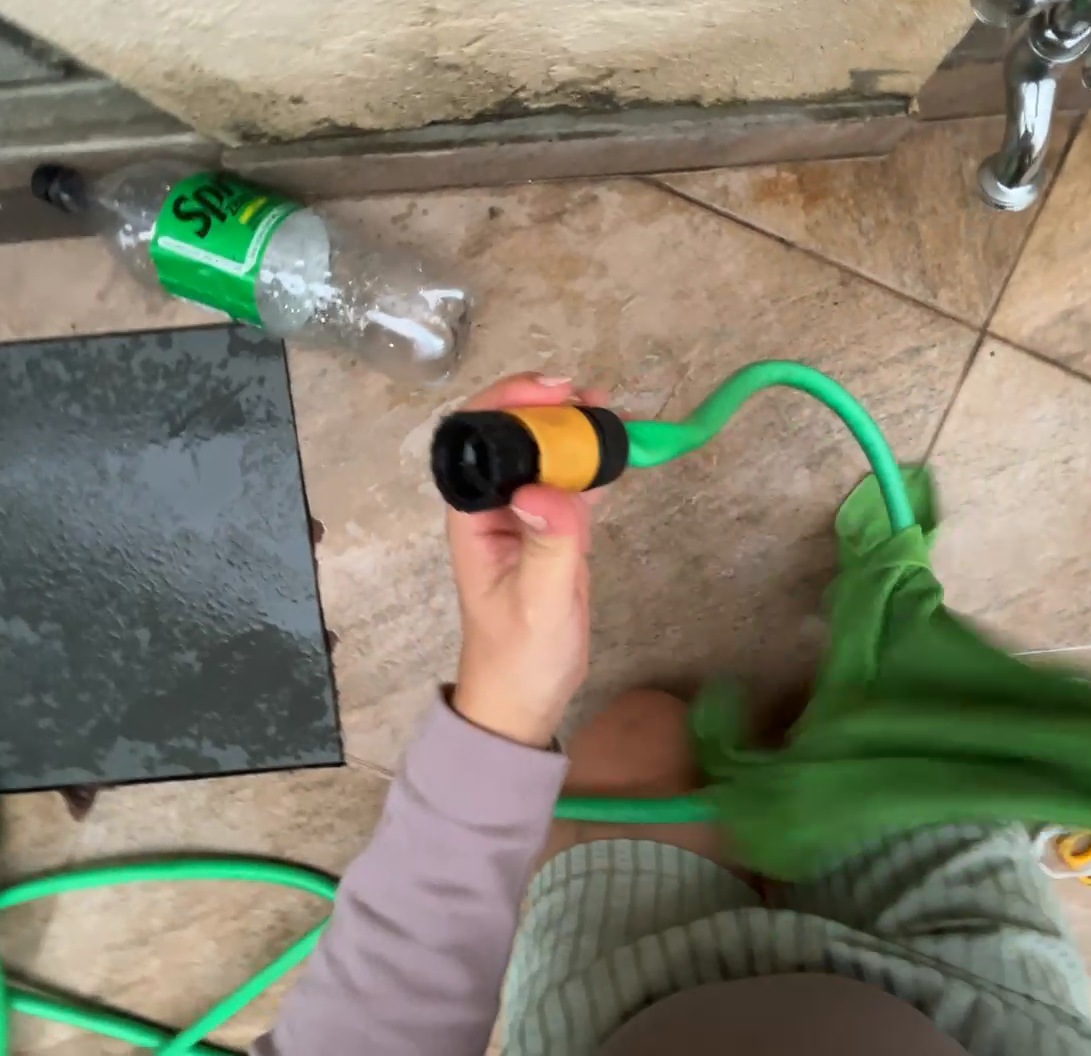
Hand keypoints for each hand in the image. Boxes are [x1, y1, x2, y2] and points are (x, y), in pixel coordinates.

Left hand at [445, 374, 606, 746]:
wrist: (527, 696)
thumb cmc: (521, 654)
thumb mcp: (538, 603)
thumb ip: (547, 546)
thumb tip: (547, 489)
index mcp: (473, 515)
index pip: (476, 438)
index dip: (509, 404)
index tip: (555, 393)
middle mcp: (495, 506)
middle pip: (512, 437)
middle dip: (548, 408)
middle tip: (594, 398)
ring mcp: (526, 517)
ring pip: (544, 456)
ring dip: (574, 430)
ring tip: (612, 412)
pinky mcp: (553, 531)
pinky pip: (570, 484)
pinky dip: (592, 464)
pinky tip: (617, 450)